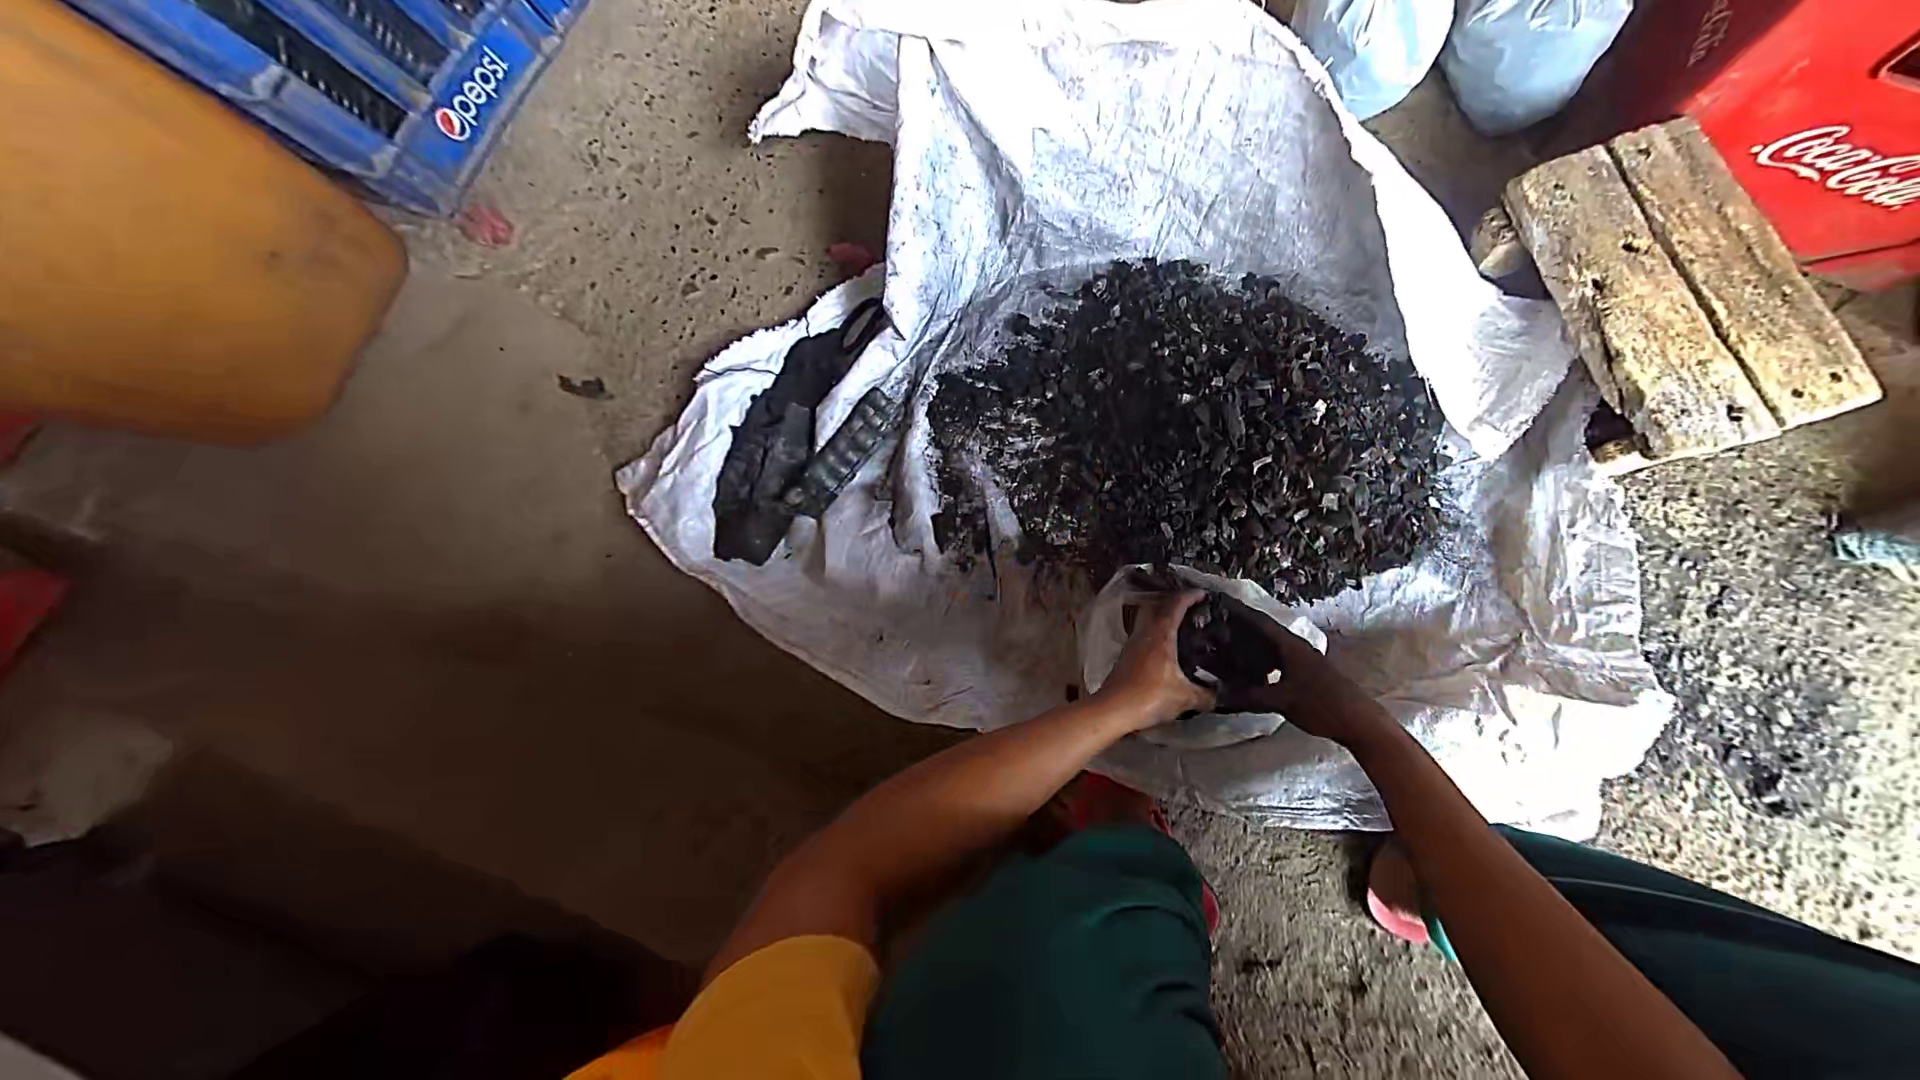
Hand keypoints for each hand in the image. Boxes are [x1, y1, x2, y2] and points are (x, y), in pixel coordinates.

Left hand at [1097, 590, 1214, 728]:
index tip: (1202, 594)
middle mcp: (1143, 634)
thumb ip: (1207, 695)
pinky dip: (1155, 634)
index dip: (1189, 596)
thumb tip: (1221, 695)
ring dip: (1162, 618)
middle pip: (1156, 606)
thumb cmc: (1148, 697)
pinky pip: (1142, 636)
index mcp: (1160, 636)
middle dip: (1173, 602)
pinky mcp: (1125, 657)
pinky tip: (1165, 649)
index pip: (1174, 606)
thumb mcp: (1186, 698)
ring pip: (1147, 621)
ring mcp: (1131, 645)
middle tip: (1191, 607)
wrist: (1112, 709)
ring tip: (1180, 626)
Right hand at [1213, 596, 1398, 749]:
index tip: (1217, 602)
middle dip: (1239, 628)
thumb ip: (1249, 696)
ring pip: (1269, 647)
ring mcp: (1302, 661)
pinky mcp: (1305, 674)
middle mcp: (1296, 648)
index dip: (1238, 611)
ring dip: (1249, 646)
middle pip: (1263, 632)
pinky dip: (1259, 661)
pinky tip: (1247, 671)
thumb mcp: (1281, 701)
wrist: (1360, 723)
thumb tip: (1218, 694)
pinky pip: (1275, 660)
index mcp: (1290, 645)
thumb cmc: (1322, 705)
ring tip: (1224, 647)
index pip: (1259, 621)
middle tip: (1212, 627)